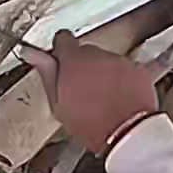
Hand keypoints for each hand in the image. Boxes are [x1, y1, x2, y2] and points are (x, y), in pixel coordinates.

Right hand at [24, 30, 159, 153]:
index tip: (60, 60)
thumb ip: (47, 73)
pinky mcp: (138, 69)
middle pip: (86, 51)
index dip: (60, 49)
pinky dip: (123, 79)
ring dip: (103, 73)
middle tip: (80, 89)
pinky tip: (118, 98)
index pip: (63, 38)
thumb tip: (35, 55)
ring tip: (101, 98)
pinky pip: (126, 69)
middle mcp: (97, 54)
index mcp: (73, 60)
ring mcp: (119, 60)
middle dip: (82, 65)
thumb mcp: (57, 104)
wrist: (126, 134)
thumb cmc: (90, 124)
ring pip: (107, 60)